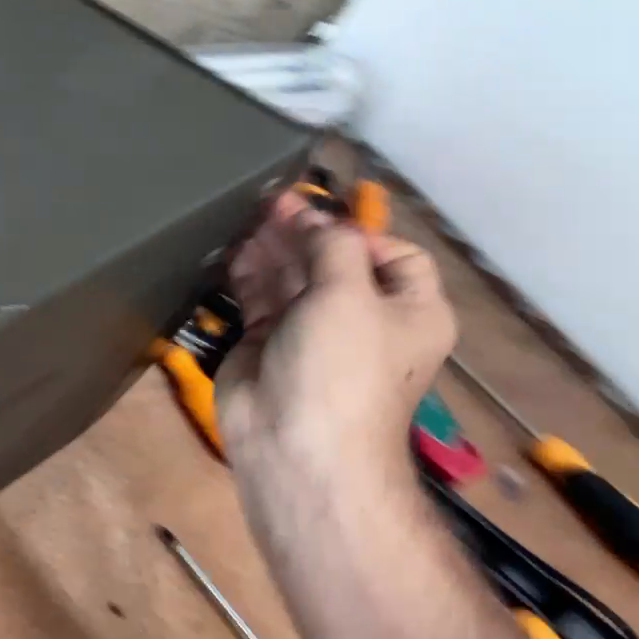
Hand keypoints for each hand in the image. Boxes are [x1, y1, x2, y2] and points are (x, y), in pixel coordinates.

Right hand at [217, 193, 455, 475]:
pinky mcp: (268, 337)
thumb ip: (332, 245)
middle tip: (265, 200)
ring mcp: (312, 327)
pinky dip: (246, 269)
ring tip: (240, 213)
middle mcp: (364, 316)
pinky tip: (229, 246)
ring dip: (271, 244)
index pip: (395, 254)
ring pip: (292, 272)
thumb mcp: (349, 294)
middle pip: (334, 258)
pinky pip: (259, 293)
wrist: (295, 438)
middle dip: (304, 230)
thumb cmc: (340, 365)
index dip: (359, 232)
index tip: (317, 220)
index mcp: (409, 310)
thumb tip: (314, 216)